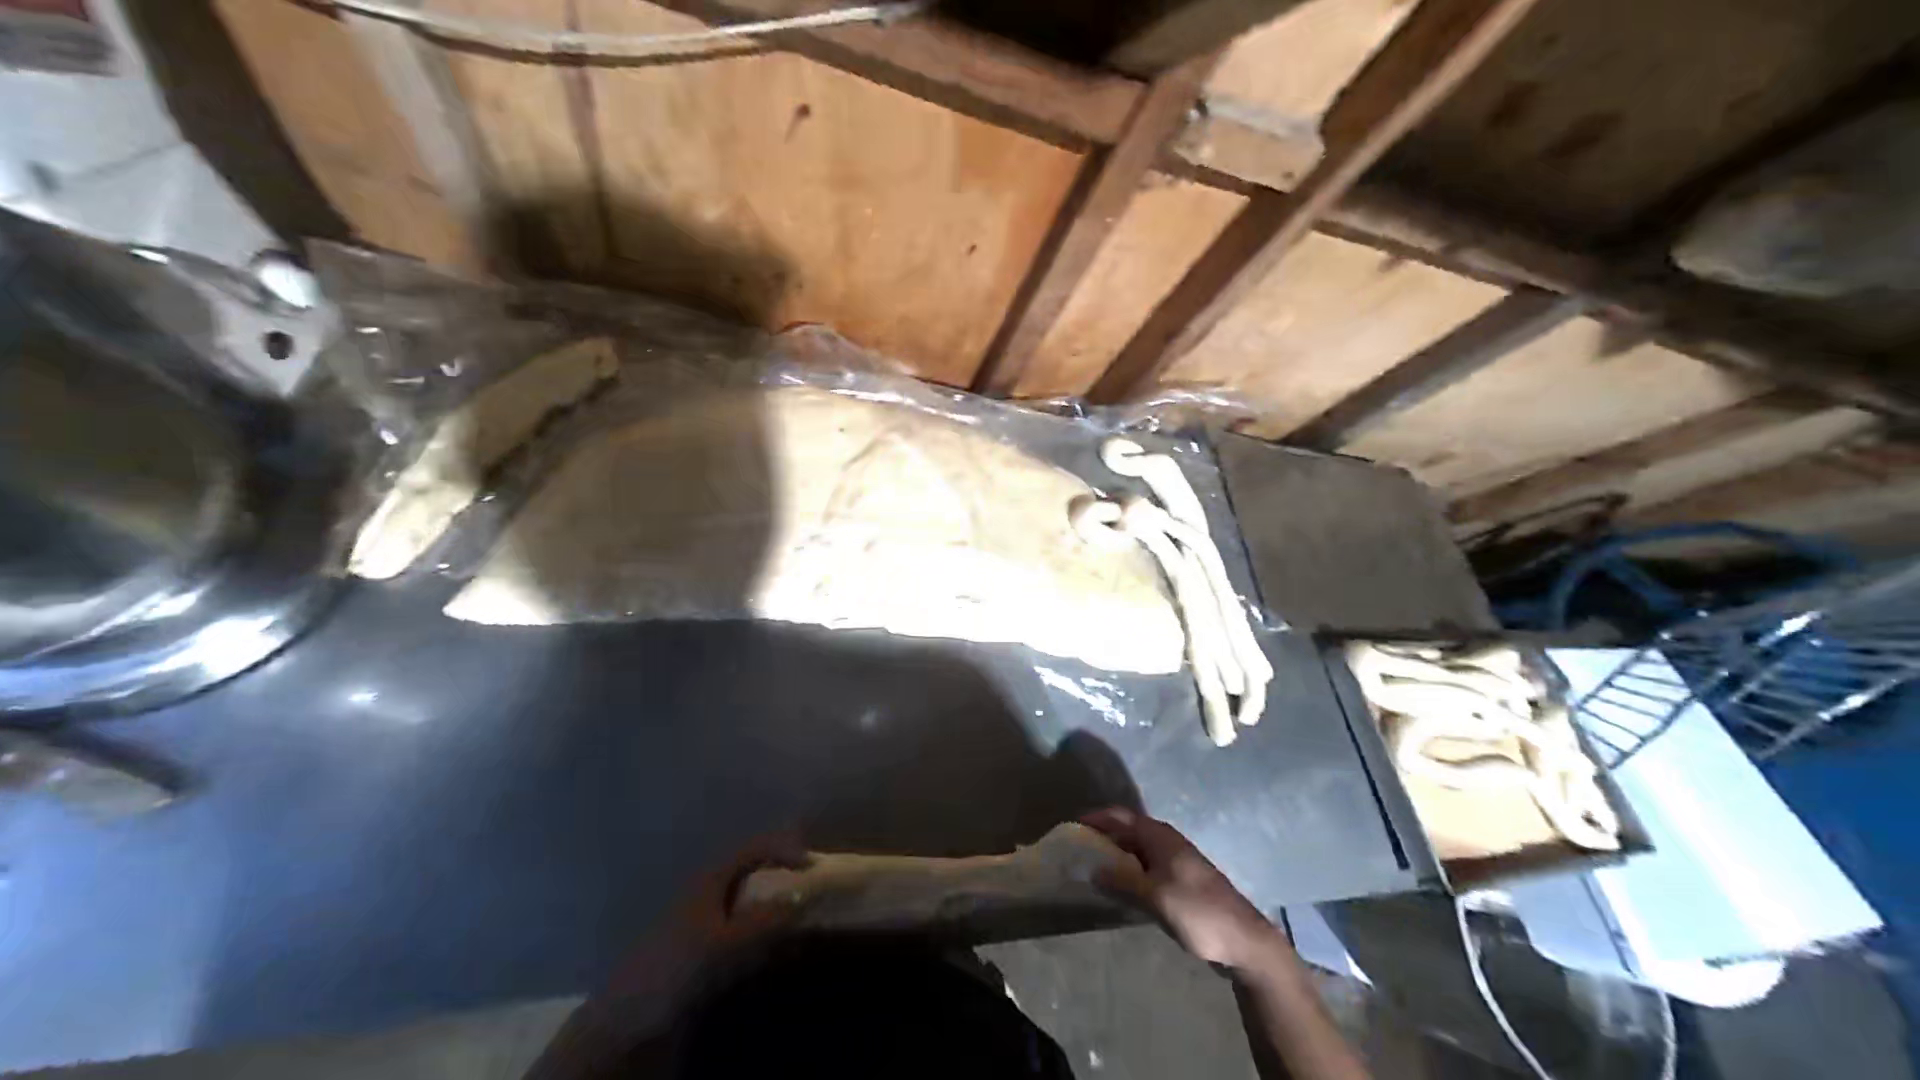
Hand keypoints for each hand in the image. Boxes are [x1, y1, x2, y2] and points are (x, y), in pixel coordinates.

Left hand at [600, 835, 810, 1021]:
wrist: (626, 1014)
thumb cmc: (675, 966)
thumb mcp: (724, 943)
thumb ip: (765, 920)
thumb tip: (806, 896)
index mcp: (711, 876)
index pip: (756, 846)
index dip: (786, 848)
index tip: (812, 865)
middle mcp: (707, 885)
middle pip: (752, 864)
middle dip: (782, 868)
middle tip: (811, 882)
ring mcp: (702, 910)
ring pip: (747, 890)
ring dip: (773, 894)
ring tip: (798, 908)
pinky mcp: (701, 937)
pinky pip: (740, 915)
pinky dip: (761, 918)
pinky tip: (771, 937)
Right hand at [1081, 807, 1284, 970]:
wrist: (1245, 942)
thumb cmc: (1198, 911)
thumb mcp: (1154, 895)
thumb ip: (1122, 880)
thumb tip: (1092, 869)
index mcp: (1160, 836)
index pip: (1120, 816)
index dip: (1095, 818)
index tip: (1071, 826)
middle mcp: (1167, 842)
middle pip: (1128, 831)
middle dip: (1102, 836)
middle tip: (1076, 850)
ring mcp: (1176, 862)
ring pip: (1137, 850)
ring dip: (1115, 855)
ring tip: (1091, 868)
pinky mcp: (1181, 883)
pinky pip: (1146, 868)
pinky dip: (1129, 872)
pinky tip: (1119, 889)